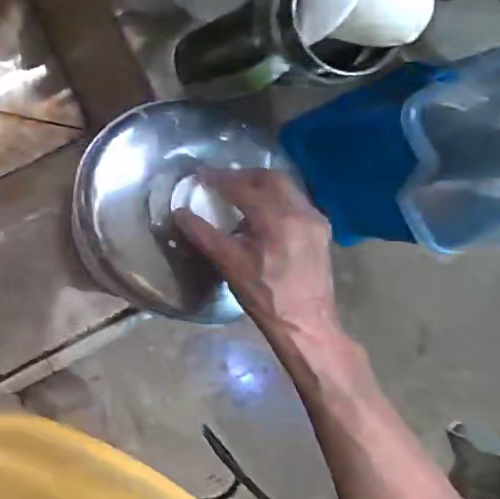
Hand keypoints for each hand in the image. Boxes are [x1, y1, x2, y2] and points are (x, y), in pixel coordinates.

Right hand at [173, 167, 341, 342]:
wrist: (306, 324)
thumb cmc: (264, 293)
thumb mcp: (227, 262)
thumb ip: (201, 233)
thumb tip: (179, 212)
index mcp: (278, 218)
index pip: (243, 187)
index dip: (219, 178)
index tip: (199, 174)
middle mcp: (301, 212)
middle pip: (271, 178)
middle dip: (242, 175)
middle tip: (219, 180)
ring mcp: (315, 221)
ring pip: (286, 188)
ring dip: (259, 184)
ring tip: (236, 192)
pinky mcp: (320, 232)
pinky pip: (294, 201)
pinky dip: (274, 197)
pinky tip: (259, 211)